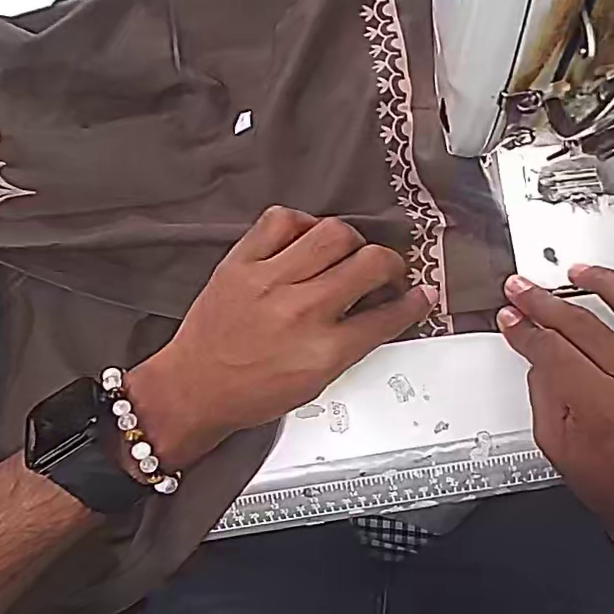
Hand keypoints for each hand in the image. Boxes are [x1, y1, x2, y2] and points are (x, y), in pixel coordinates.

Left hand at [125, 206, 435, 467]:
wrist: (193, 389)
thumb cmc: (252, 393)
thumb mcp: (316, 382)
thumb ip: (353, 344)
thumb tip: (382, 312)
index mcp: (323, 351)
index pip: (386, 316)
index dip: (413, 302)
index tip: (420, 294)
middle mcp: (301, 311)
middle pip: (370, 264)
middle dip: (390, 265)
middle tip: (385, 273)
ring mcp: (268, 282)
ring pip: (333, 233)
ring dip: (351, 242)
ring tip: (346, 254)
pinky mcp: (240, 263)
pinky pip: (281, 220)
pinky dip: (302, 224)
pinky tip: (305, 240)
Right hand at [498, 265, 613, 543]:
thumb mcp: (557, 447)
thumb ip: (544, 395)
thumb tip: (538, 354)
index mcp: (602, 409)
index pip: (552, 350)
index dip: (524, 329)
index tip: (512, 317)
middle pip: (584, 326)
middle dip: (544, 303)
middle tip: (524, 290)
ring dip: (605, 283)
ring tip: (581, 272)